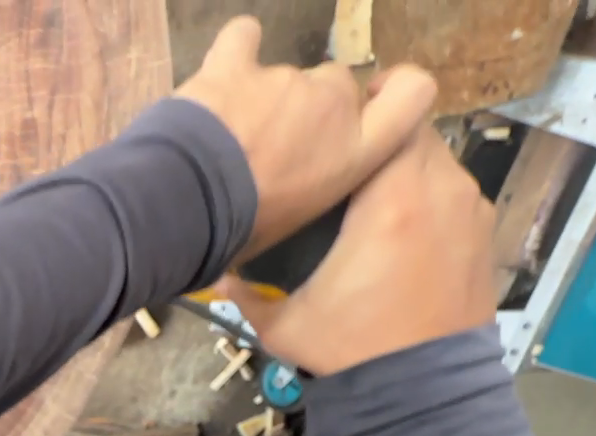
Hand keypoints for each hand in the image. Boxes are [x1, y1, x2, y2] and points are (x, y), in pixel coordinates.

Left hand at [176, 17, 438, 258]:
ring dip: (259, 100)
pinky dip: (233, 52)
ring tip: (220, 139)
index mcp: (353, 153)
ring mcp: (284, 82)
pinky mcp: (235, 67)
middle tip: (263, 149)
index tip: (369, 102)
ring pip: (284, 76)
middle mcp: (331, 107)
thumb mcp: (287, 227)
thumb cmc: (235, 235)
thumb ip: (308, 186)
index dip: (394, 92)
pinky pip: (241, 39)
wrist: (182, 209)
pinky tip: (219, 75)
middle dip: (305, 112)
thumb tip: (286, 185)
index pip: (413, 96)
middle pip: (335, 88)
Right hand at [222, 124, 496, 375]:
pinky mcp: (483, 235)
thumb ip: (246, 293)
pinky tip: (398, 231)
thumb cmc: (348, 346)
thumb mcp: (283, 324)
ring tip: (368, 199)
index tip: (337, 131)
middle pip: (416, 136)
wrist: (418, 385)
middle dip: (381, 146)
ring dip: (405, 172)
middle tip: (343, 169)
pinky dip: (428, 199)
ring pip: (438, 163)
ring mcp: (470, 212)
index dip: (366, 116)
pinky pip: (454, 195)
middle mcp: (441, 194)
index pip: (392, 121)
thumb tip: (216, 275)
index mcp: (392, 203)